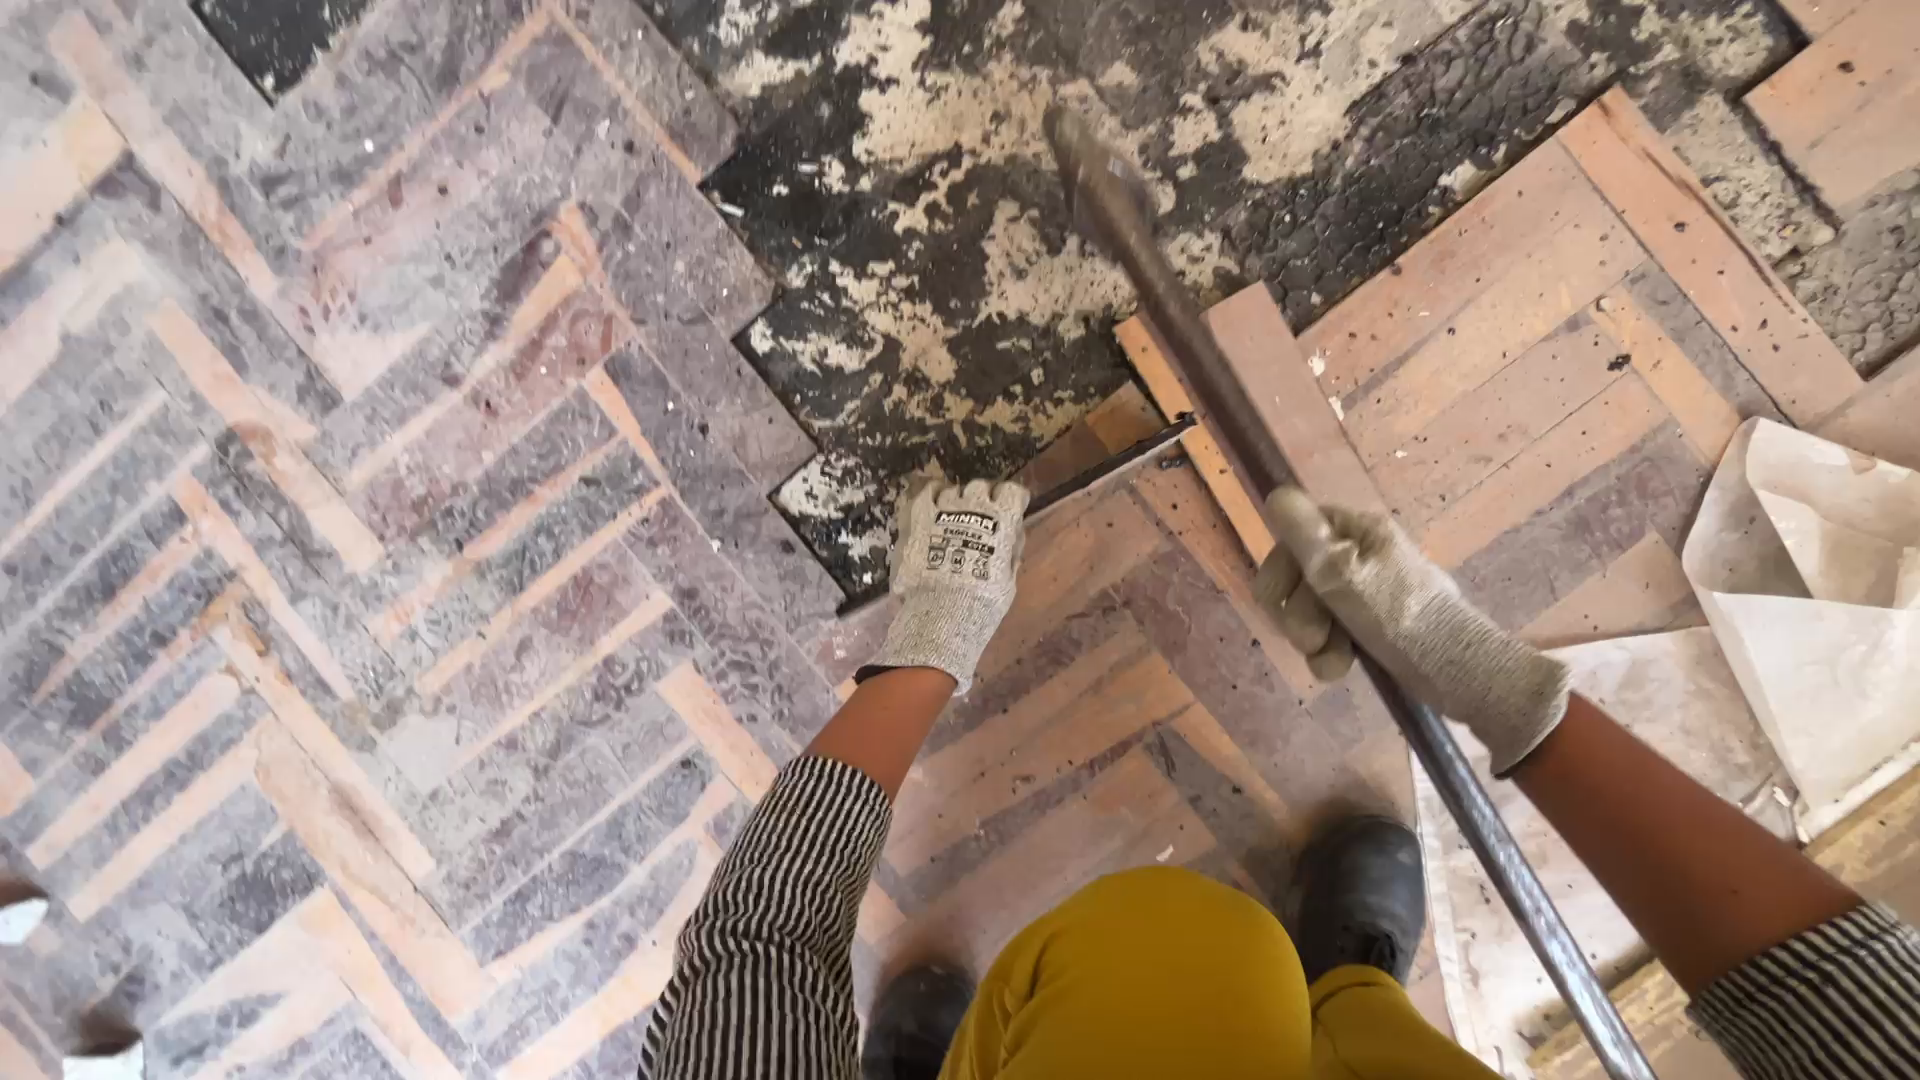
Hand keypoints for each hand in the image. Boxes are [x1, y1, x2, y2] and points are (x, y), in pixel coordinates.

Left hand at [860, 479, 1029, 693]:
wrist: (942, 611)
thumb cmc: (982, 602)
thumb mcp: (1008, 579)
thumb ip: (1010, 551)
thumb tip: (1013, 535)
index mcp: (1003, 519)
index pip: (1011, 491)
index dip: (1009, 499)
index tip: (1008, 507)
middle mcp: (975, 505)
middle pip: (981, 487)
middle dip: (982, 498)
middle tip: (979, 516)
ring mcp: (944, 507)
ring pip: (953, 490)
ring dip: (956, 500)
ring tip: (952, 515)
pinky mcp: (919, 515)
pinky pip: (926, 493)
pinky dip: (931, 495)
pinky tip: (932, 502)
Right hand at [1253, 488, 1569, 774]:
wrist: (1459, 672)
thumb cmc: (1399, 617)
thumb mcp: (1342, 572)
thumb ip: (1304, 535)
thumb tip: (1276, 493)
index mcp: (1354, 531)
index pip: (1290, 540)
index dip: (1280, 574)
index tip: (1284, 600)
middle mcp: (1357, 554)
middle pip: (1294, 580)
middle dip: (1297, 617)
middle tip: (1312, 638)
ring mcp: (1363, 591)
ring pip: (1307, 612)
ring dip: (1312, 641)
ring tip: (1333, 662)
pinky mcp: (1368, 624)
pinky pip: (1327, 634)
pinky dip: (1328, 654)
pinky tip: (1342, 668)